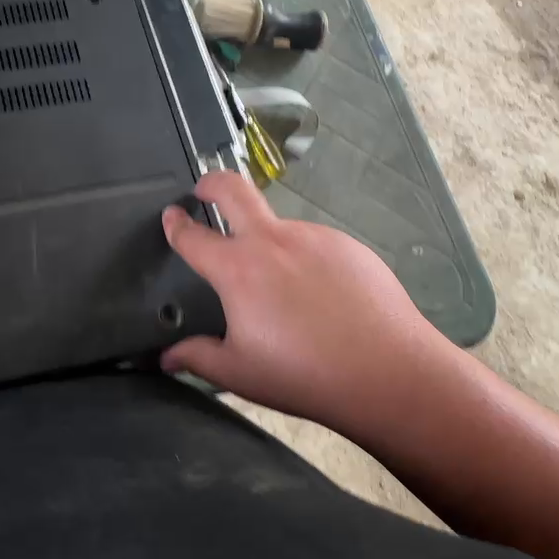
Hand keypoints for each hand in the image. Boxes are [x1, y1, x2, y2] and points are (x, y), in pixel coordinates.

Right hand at [161, 171, 452, 443]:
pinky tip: (324, 300)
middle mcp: (272, 241)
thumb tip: (167, 357)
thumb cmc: (305, 375)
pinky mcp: (348, 246)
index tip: (172, 217)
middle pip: (233, 188)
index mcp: (238, 269)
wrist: (391, 374)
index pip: (193, 235)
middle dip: (212, 183)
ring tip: (287, 295)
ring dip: (270, 246)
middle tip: (205, 191)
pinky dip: (307, 263)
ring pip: (279, 229)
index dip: (175, 223)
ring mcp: (314, 238)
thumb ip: (198, 358)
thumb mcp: (241, 373)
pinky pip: (315, 246)